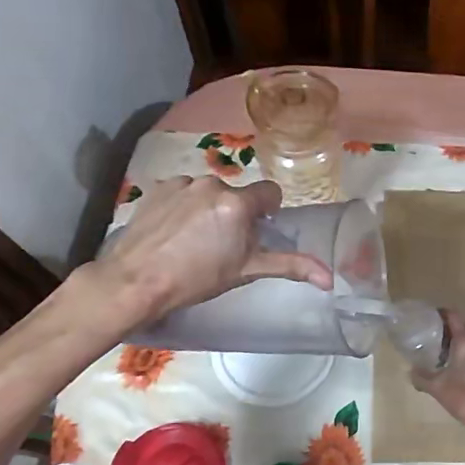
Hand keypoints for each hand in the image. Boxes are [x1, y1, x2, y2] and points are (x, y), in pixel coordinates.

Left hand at [93, 176, 333, 322]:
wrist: (135, 281)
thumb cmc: (195, 280)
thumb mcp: (246, 273)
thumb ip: (289, 267)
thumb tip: (329, 278)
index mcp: (238, 204)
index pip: (271, 193)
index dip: (268, 212)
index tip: (257, 233)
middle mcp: (212, 184)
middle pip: (238, 195)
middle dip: (236, 215)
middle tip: (223, 247)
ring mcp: (182, 183)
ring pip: (209, 193)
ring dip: (209, 210)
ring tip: (194, 241)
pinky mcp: (158, 187)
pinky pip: (182, 192)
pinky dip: (183, 207)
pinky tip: (172, 232)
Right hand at [411, 311, 464, 436]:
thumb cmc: (463, 398)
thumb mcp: (436, 388)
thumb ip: (421, 377)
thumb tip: (411, 371)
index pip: (453, 317)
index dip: (442, 314)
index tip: (431, 317)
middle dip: (451, 329)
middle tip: (436, 338)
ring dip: (464, 342)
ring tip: (451, 352)